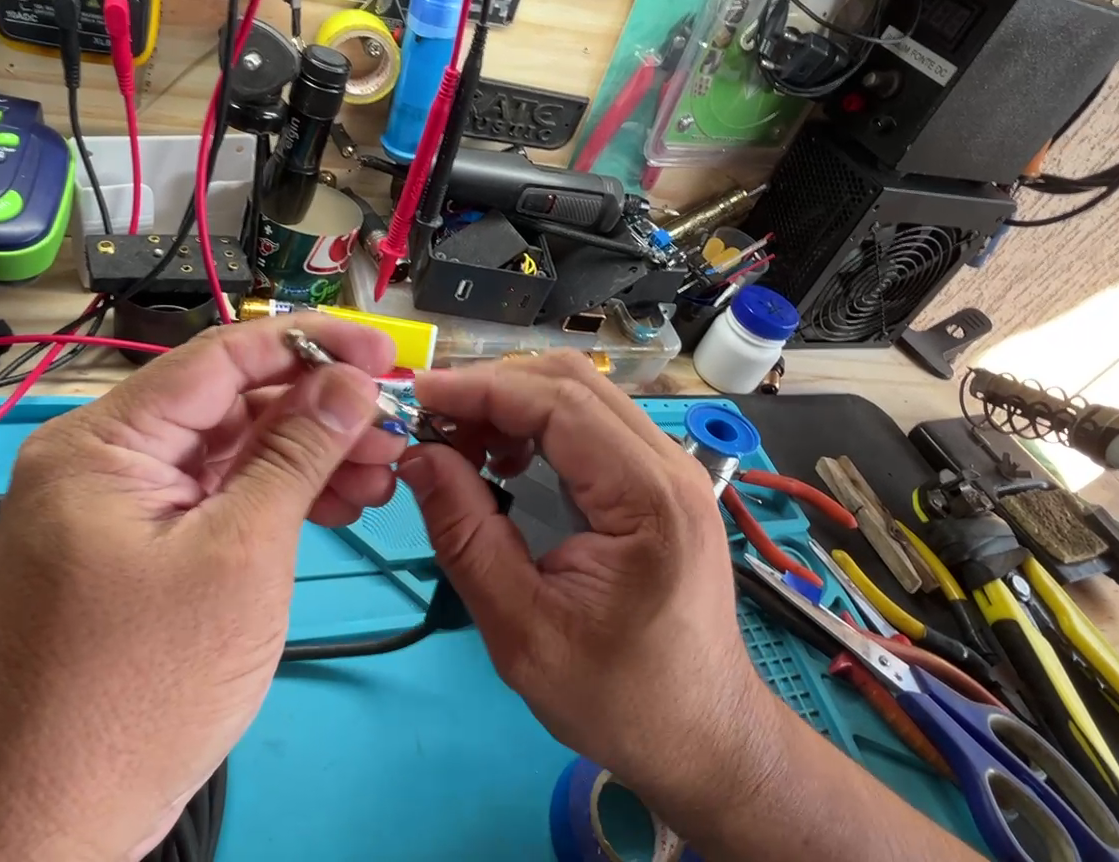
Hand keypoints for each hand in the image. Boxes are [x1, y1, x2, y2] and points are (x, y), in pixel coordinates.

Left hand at [0, 315, 401, 859]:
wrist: (42, 825)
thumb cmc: (144, 683)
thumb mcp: (240, 555)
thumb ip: (297, 454)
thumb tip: (349, 380)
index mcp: (107, 441)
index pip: (222, 355)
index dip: (311, 342)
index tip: (383, 351)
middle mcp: (107, 460)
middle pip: (232, 406)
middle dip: (320, 413)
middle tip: (396, 432)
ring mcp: (121, 511)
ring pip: (232, 456)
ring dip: (309, 460)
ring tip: (382, 480)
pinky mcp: (140, 554)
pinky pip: (218, 502)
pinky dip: (278, 502)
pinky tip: (336, 511)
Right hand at [399, 353, 787, 812]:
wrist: (701, 735)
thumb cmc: (617, 696)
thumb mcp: (521, 630)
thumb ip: (466, 536)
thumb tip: (418, 456)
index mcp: (648, 498)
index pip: (558, 404)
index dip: (481, 388)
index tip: (417, 394)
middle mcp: (669, 465)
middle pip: (574, 383)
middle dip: (495, 390)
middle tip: (435, 424)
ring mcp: (672, 469)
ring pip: (584, 396)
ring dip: (516, 405)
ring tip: (464, 446)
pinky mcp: (661, 483)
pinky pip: (594, 426)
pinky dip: (540, 427)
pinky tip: (508, 464)